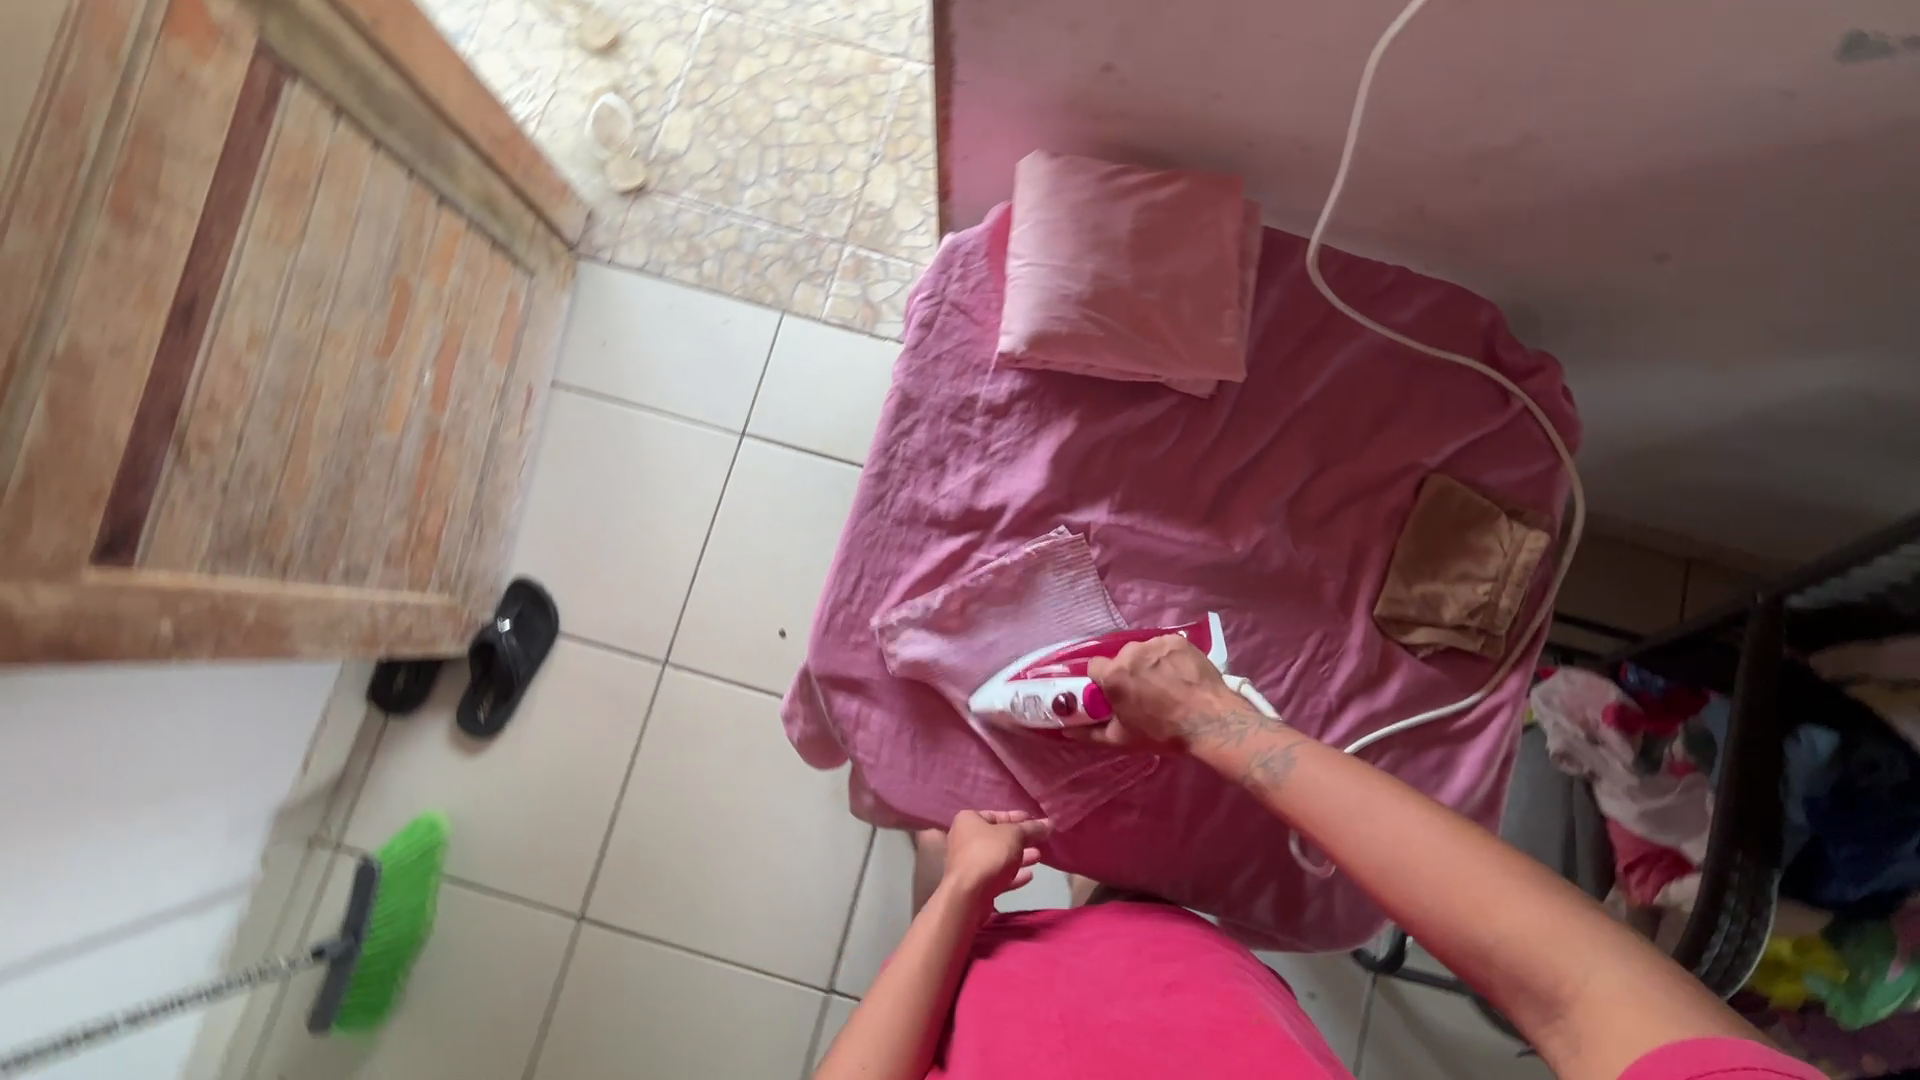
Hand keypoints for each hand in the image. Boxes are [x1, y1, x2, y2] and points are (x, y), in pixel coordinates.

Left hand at [940, 810, 1049, 906]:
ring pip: (998, 857)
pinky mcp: (974, 885)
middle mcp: (965, 839)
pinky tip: (1029, 876)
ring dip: (1019, 857)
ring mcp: (968, 863)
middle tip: (1041, 840)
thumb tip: (1048, 824)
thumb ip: (1031, 828)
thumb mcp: (1014, 835)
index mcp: (968, 820)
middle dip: (1021, 840)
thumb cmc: (989, 854)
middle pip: (998, 837)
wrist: (968, 895)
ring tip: (1039, 857)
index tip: (1036, 822)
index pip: (997, 815)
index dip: (1018, 818)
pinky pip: (997, 876)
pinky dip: (1012, 875)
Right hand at [1076, 634, 1275, 752]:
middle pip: (1120, 658)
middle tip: (1143, 692)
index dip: (1103, 680)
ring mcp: (1156, 644)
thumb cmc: (1164, 732)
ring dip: (1148, 664)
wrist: (1212, 722)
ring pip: (1143, 651)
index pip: (1095, 667)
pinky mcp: (1178, 641)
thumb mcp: (1123, 738)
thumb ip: (1090, 733)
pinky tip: (1179, 673)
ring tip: (1165, 683)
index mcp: (1113, 675)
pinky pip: (1164, 646)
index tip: (1114, 692)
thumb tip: (1066, 730)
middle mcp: (1130, 652)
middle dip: (1127, 672)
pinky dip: (1168, 658)